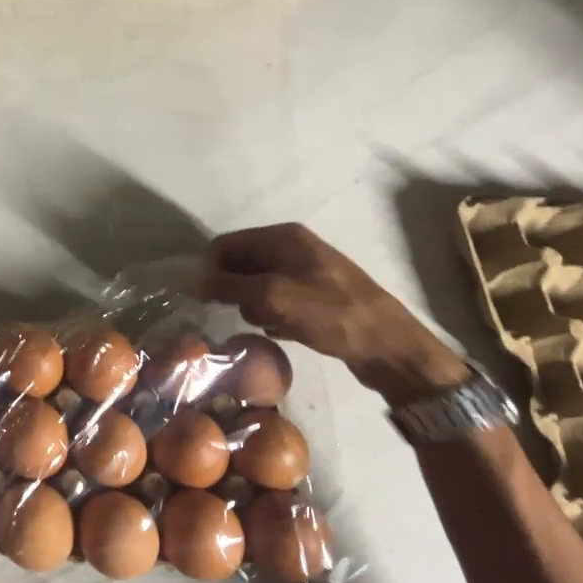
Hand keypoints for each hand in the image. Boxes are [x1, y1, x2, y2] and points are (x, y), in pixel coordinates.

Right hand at [202, 224, 467, 404]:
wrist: (389, 346)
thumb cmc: (330, 314)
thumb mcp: (273, 298)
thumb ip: (229, 287)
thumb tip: (193, 282)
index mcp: (284, 236)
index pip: (226, 243)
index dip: (211, 270)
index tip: (209, 300)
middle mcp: (294, 247)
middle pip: (242, 262)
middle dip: (233, 289)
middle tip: (237, 313)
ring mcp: (307, 271)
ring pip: (258, 284)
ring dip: (253, 305)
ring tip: (266, 323)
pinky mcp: (317, 296)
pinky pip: (279, 300)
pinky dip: (273, 314)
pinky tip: (282, 331)